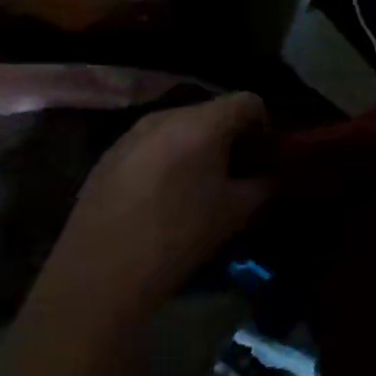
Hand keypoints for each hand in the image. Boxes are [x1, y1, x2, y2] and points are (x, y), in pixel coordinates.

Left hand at [41, 93, 272, 318]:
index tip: (264, 157)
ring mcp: (131, 134)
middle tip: (237, 173)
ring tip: (200, 186)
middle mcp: (165, 117)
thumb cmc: (180, 237)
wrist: (101, 275)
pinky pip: (153, 143)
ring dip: (200, 145)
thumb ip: (266, 183)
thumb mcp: (238, 211)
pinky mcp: (108, 156)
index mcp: (201, 124)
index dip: (265, 125)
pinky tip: (163, 197)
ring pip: (181, 126)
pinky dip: (169, 157)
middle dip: (232, 136)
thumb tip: (275, 174)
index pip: (248, 100)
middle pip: (213, 110)